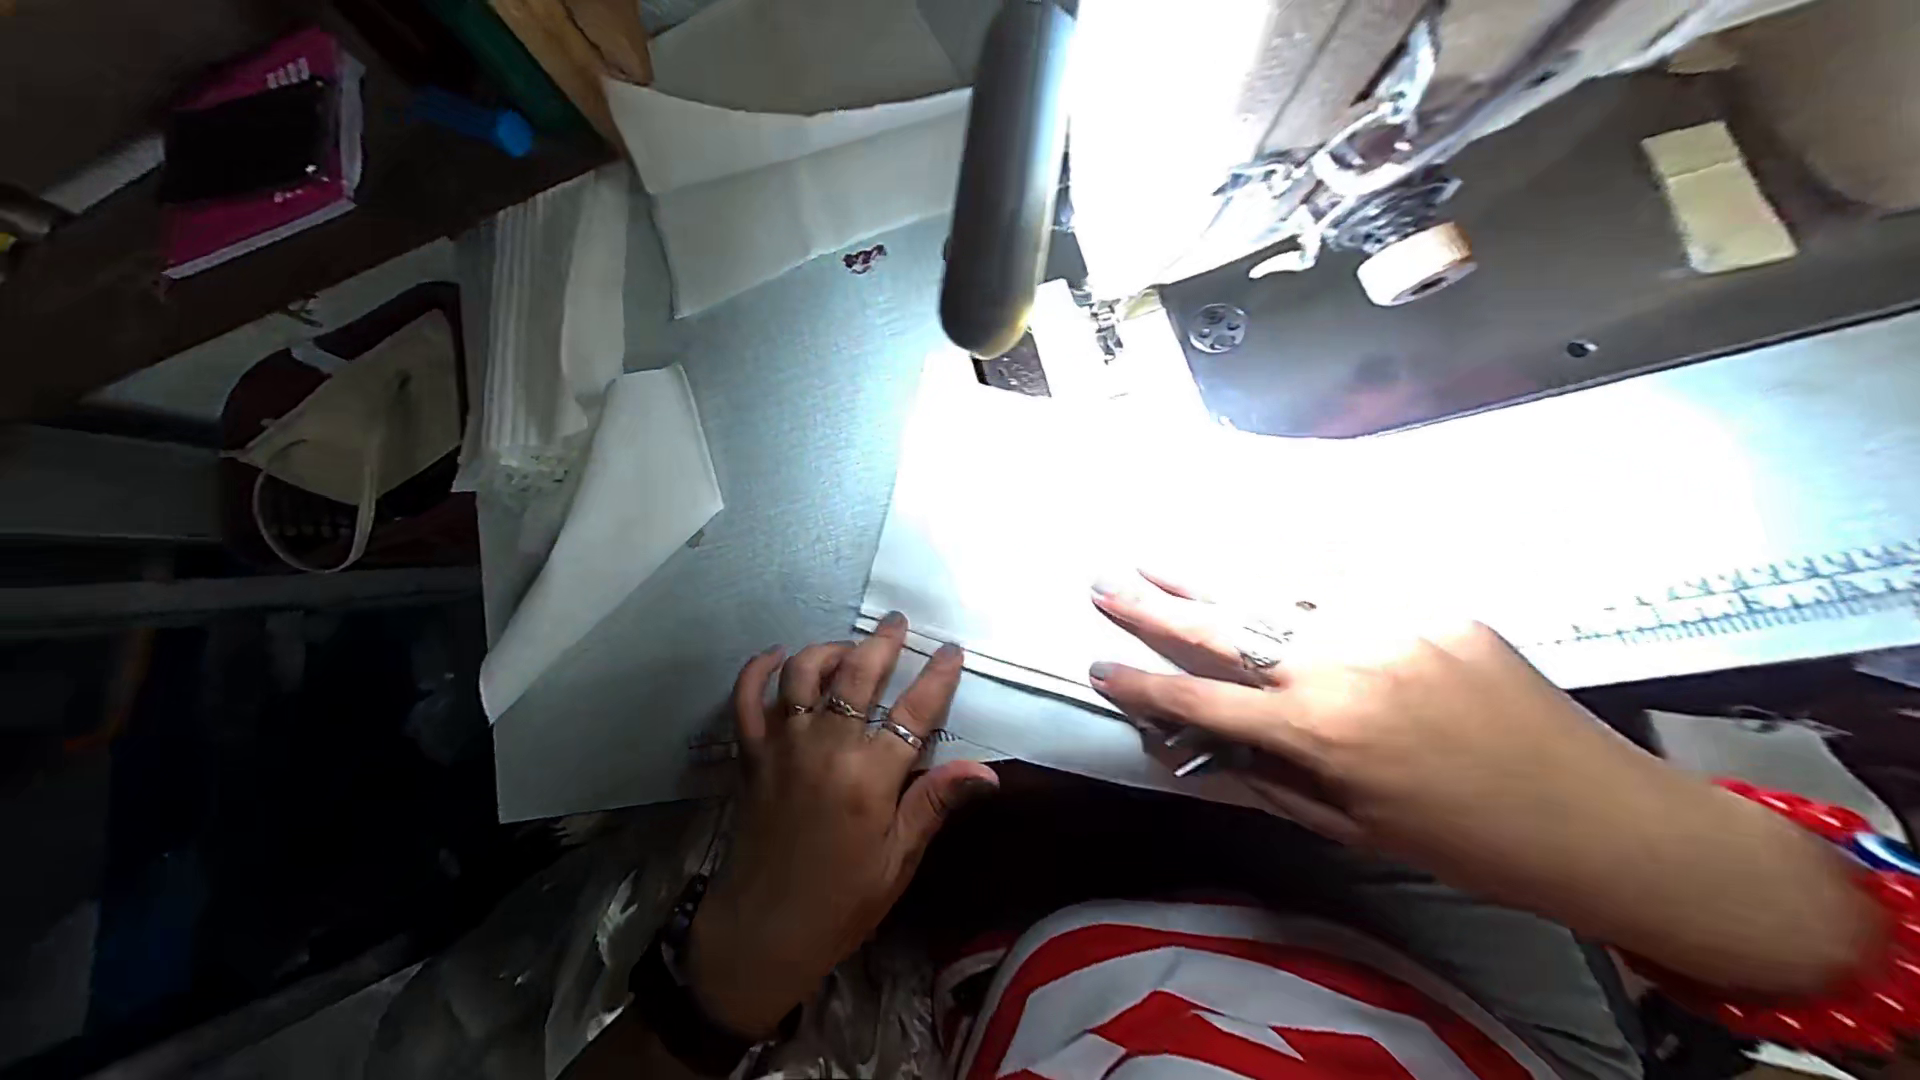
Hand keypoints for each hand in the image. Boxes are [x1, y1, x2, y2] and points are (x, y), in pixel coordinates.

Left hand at [686, 615, 998, 1035]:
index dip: (938, 677)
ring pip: (803, 673)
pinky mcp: (751, 754)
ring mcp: (783, 746)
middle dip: (883, 642)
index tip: (951, 650)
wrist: (759, 935)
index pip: (915, 712)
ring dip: (828, 650)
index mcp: (869, 777)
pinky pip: (747, 698)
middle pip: (857, 674)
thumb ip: (934, 804)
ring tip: (849, 646)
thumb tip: (987, 772)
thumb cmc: (840, 902)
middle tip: (897, 623)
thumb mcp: (898, 862)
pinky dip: (758, 669)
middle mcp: (825, 748)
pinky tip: (776, 655)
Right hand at [1087, 570, 1878, 991]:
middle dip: (1151, 608)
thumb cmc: (1462, 841)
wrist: (1602, 819)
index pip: (1199, 701)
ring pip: (1270, 587)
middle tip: (1103, 583)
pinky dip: (1288, 553)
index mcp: (1315, 735)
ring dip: (1205, 570)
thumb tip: (1195, 748)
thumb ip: (1265, 778)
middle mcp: (1336, 669)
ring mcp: (1382, 625)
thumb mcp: (1350, 827)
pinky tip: (1250, 538)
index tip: (1098, 666)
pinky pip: (1344, 570)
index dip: (1140, 684)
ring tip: (1156, 552)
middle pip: (1219, 631)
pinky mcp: (1427, 604)